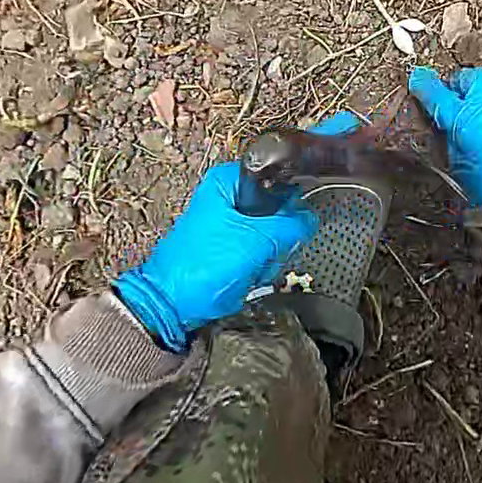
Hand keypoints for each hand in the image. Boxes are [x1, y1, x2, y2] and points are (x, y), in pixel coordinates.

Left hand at [113, 163, 318, 350]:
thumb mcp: (257, 240)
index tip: (298, 215)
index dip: (291, 197)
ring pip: (270, 231)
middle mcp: (225, 195)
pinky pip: (259, 249)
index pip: (275, 176)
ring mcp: (227, 222)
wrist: (171, 306)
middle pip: (276, 207)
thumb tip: (310, 219)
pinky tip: (250, 275)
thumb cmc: (201, 266)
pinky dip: (259, 264)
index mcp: (226, 180)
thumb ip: (291, 225)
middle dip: (277, 235)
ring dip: (269, 254)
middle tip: (268, 249)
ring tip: (254, 266)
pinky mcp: (228, 245)